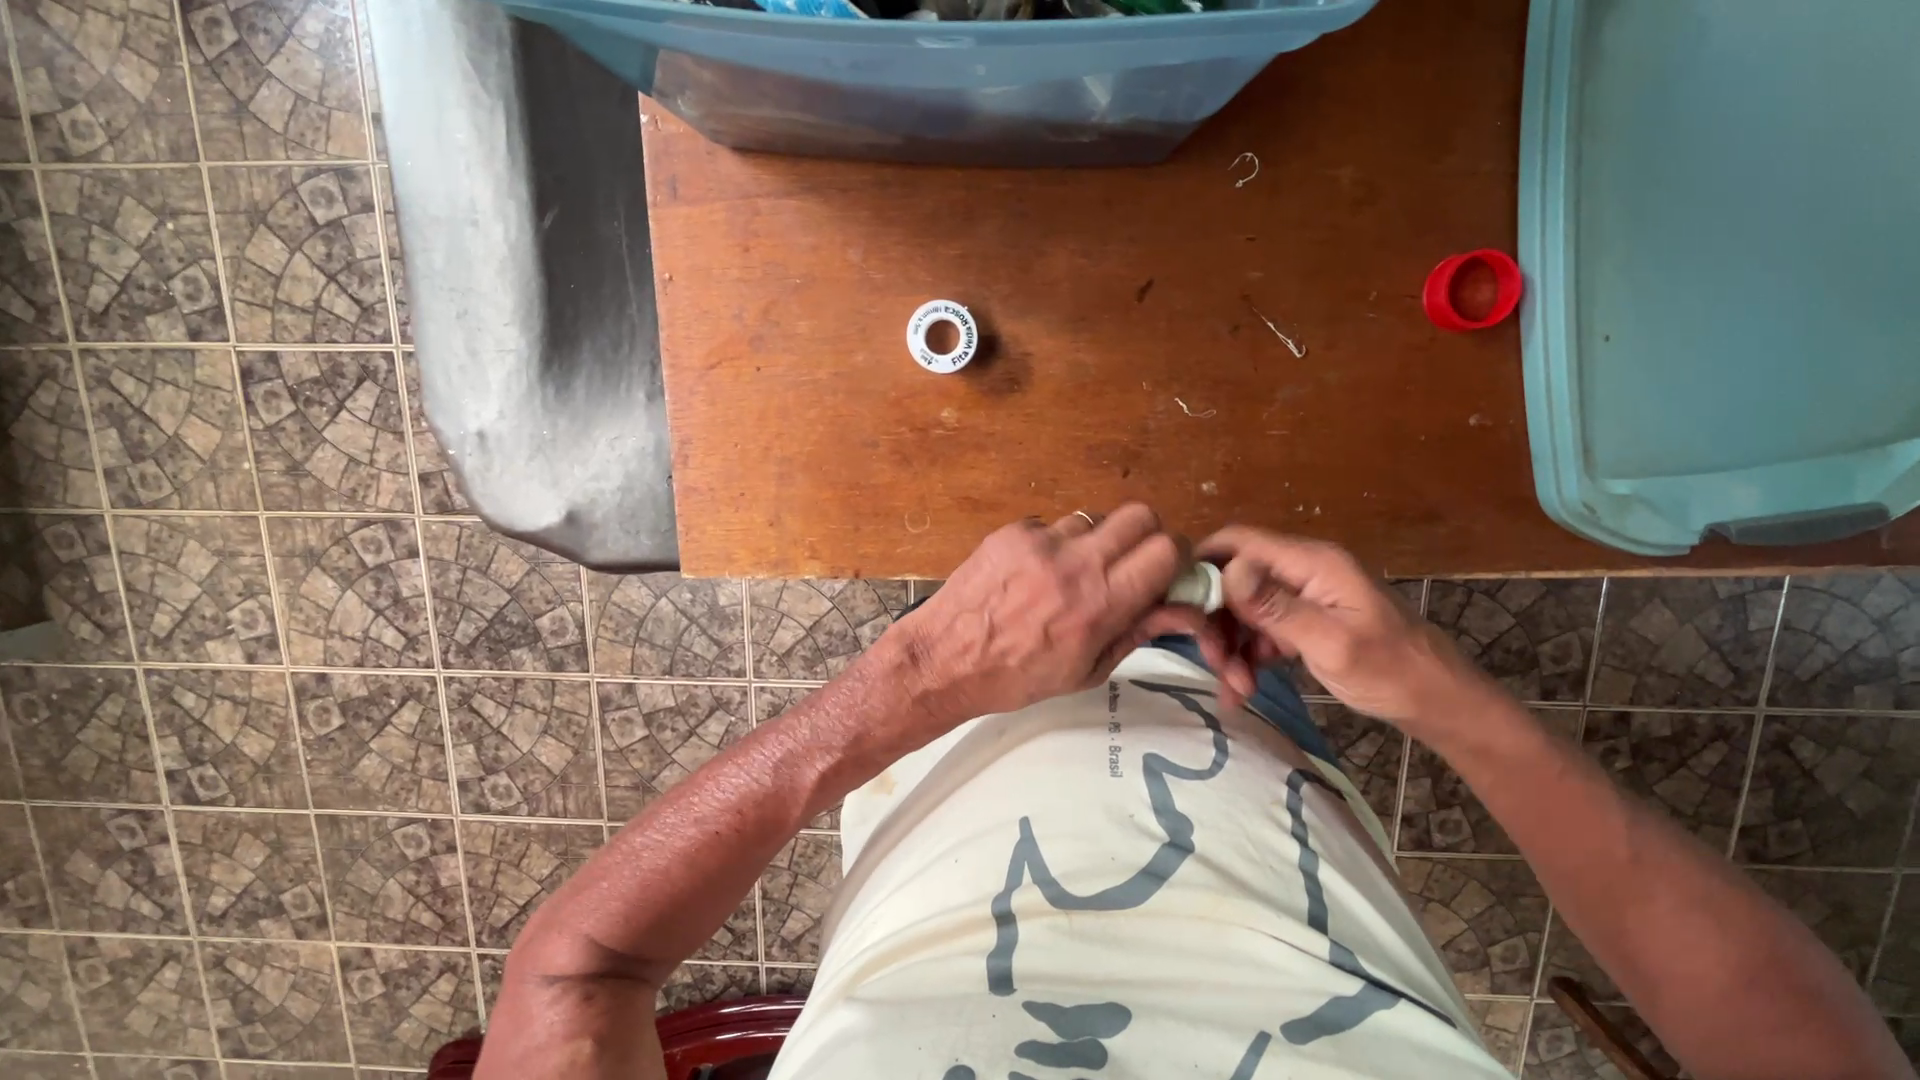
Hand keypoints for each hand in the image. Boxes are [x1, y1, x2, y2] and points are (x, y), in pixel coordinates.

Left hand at [892, 504, 1202, 724]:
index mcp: (1100, 605)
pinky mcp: (1012, 532)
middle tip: (1128, 566)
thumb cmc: (1018, 678)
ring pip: (1095, 518)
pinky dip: (1054, 545)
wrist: (944, 659)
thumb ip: (1139, 631)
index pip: (1166, 550)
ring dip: (1095, 542)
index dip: (1174, 559)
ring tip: (1071, 576)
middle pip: (1140, 515)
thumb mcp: (1088, 670)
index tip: (1163, 575)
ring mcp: (1040, 542)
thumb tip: (1187, 609)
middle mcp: (1074, 564)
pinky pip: (1053, 526)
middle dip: (1145, 538)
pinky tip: (1034, 574)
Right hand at [1191, 526, 1491, 728]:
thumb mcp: (1330, 643)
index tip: (1174, 605)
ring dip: (1231, 646)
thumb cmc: (1390, 670)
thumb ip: (1276, 606)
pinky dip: (1248, 657)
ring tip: (1235, 688)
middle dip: (1216, 620)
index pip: (1238, 542)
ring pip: (1244, 610)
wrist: (1437, 702)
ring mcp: (1304, 596)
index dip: (1200, 565)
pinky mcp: (1304, 621)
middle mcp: (1303, 571)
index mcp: (1311, 564)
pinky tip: (1243, 689)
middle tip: (1213, 662)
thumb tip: (1227, 569)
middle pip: (1235, 580)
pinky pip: (1261, 631)